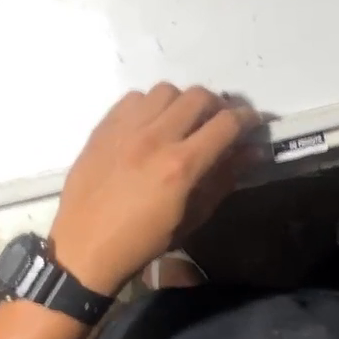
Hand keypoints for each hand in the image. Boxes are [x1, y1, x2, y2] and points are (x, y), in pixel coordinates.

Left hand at [49, 84, 258, 296]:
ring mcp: (125, 129)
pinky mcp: (103, 127)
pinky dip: (149, 105)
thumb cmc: (144, 241)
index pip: (226, 123)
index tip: (253, 122)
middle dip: (217, 106)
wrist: (85, 248)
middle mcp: (155, 138)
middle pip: (198, 96)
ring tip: (182, 121)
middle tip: (218, 122)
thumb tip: (253, 151)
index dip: (247, 119)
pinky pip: (133, 98)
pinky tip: (150, 125)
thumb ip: (224, 179)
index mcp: (181, 166)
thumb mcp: (193, 217)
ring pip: (166, 91)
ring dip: (182, 102)